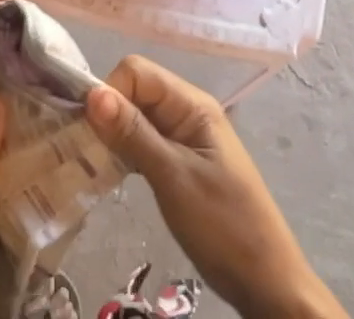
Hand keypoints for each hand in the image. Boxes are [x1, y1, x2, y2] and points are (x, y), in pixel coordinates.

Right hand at [86, 57, 345, 318]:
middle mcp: (187, 112)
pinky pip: (143, 142)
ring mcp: (184, 137)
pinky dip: (124, 152)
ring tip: (95, 163)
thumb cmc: (223, 225)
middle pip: (135, 91)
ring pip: (136, 118)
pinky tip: (112, 173)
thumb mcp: (173, 177)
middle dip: (107, 114)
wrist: (265, 281)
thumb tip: (92, 93)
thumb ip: (133, 133)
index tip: (93, 130)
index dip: (110, 93)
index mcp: (193, 105)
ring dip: (114, 135)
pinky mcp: (178, 162)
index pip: (137, 72)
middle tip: (89, 151)